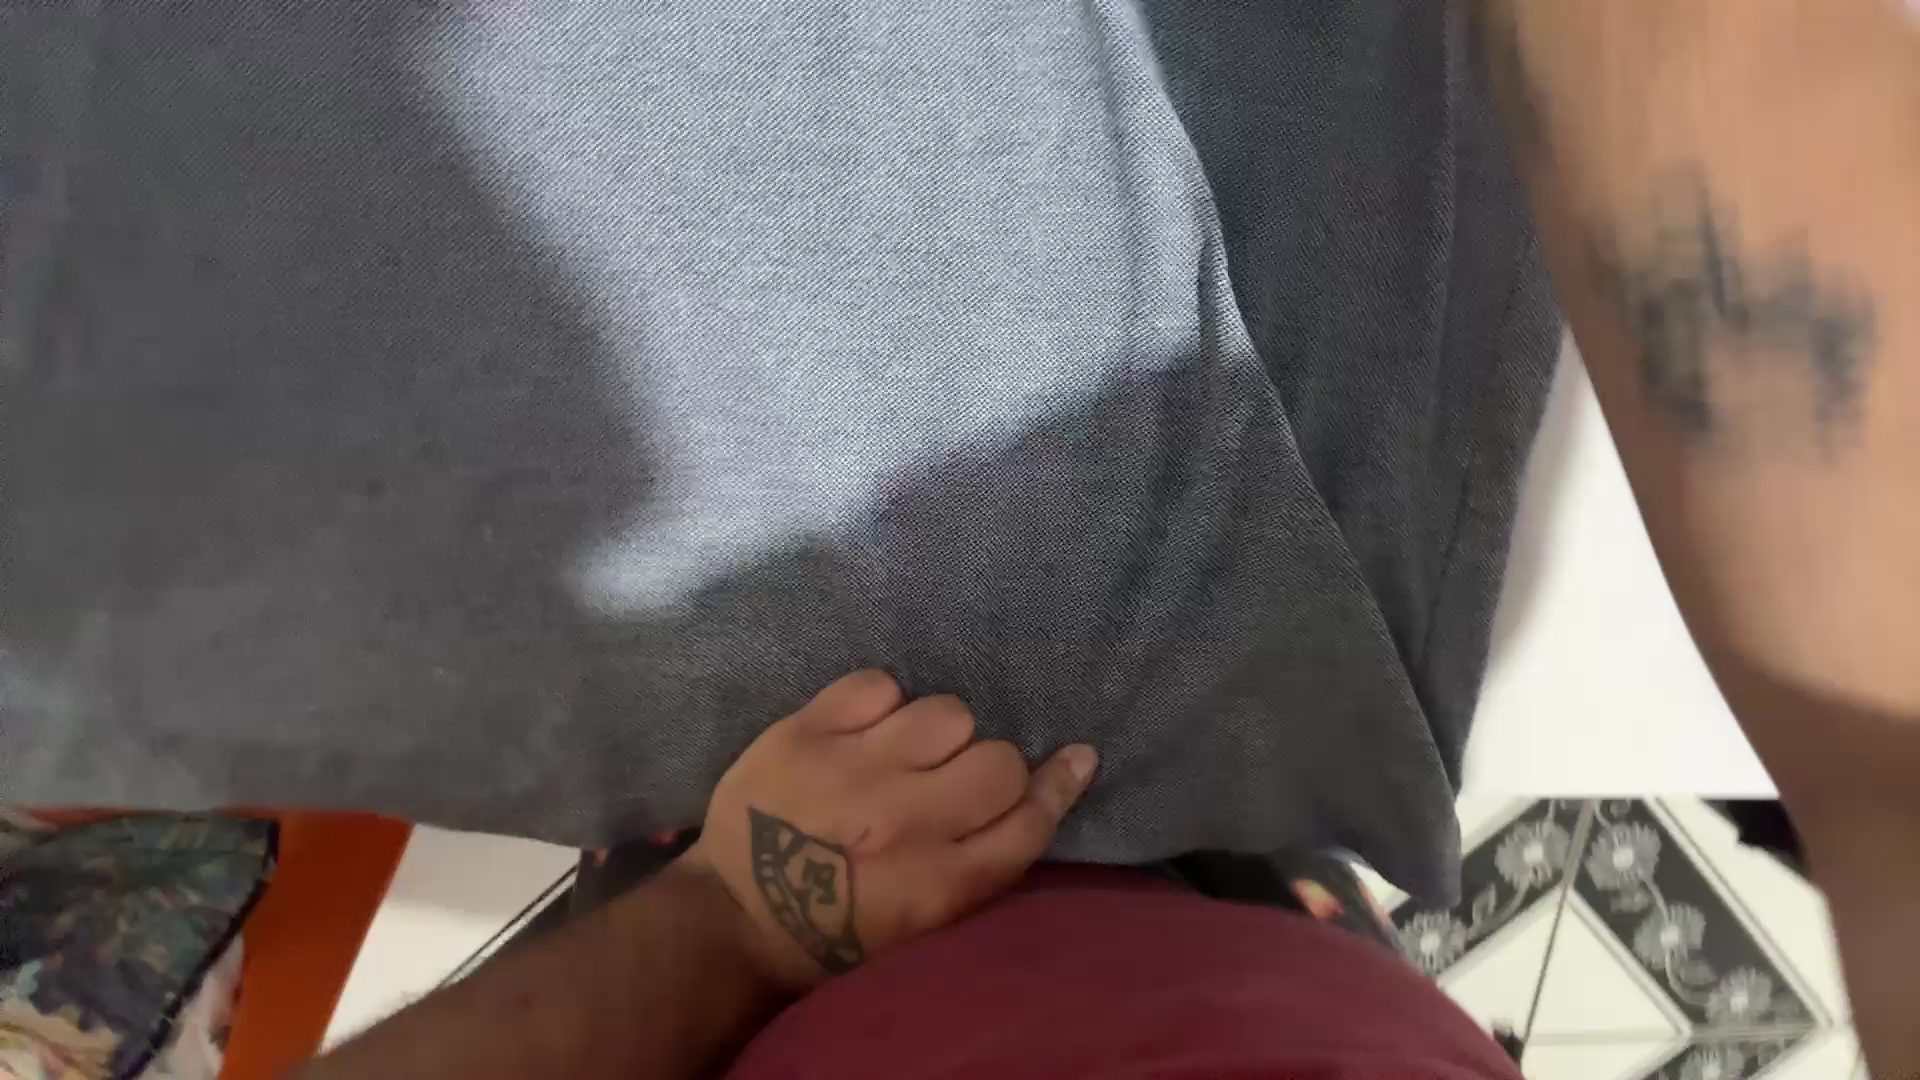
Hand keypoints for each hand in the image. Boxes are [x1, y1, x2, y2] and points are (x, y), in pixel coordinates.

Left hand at [678, 670, 1097, 991]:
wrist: (733, 916)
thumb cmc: (842, 924)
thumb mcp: (928, 917)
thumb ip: (992, 852)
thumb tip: (1071, 768)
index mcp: (937, 885)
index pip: (1030, 818)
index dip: (1058, 783)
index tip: (1074, 757)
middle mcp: (904, 824)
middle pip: (998, 760)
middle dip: (985, 765)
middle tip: (947, 780)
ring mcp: (852, 770)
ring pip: (947, 712)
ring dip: (937, 731)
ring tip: (903, 752)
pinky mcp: (805, 732)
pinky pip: (880, 683)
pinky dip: (881, 702)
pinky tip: (863, 730)